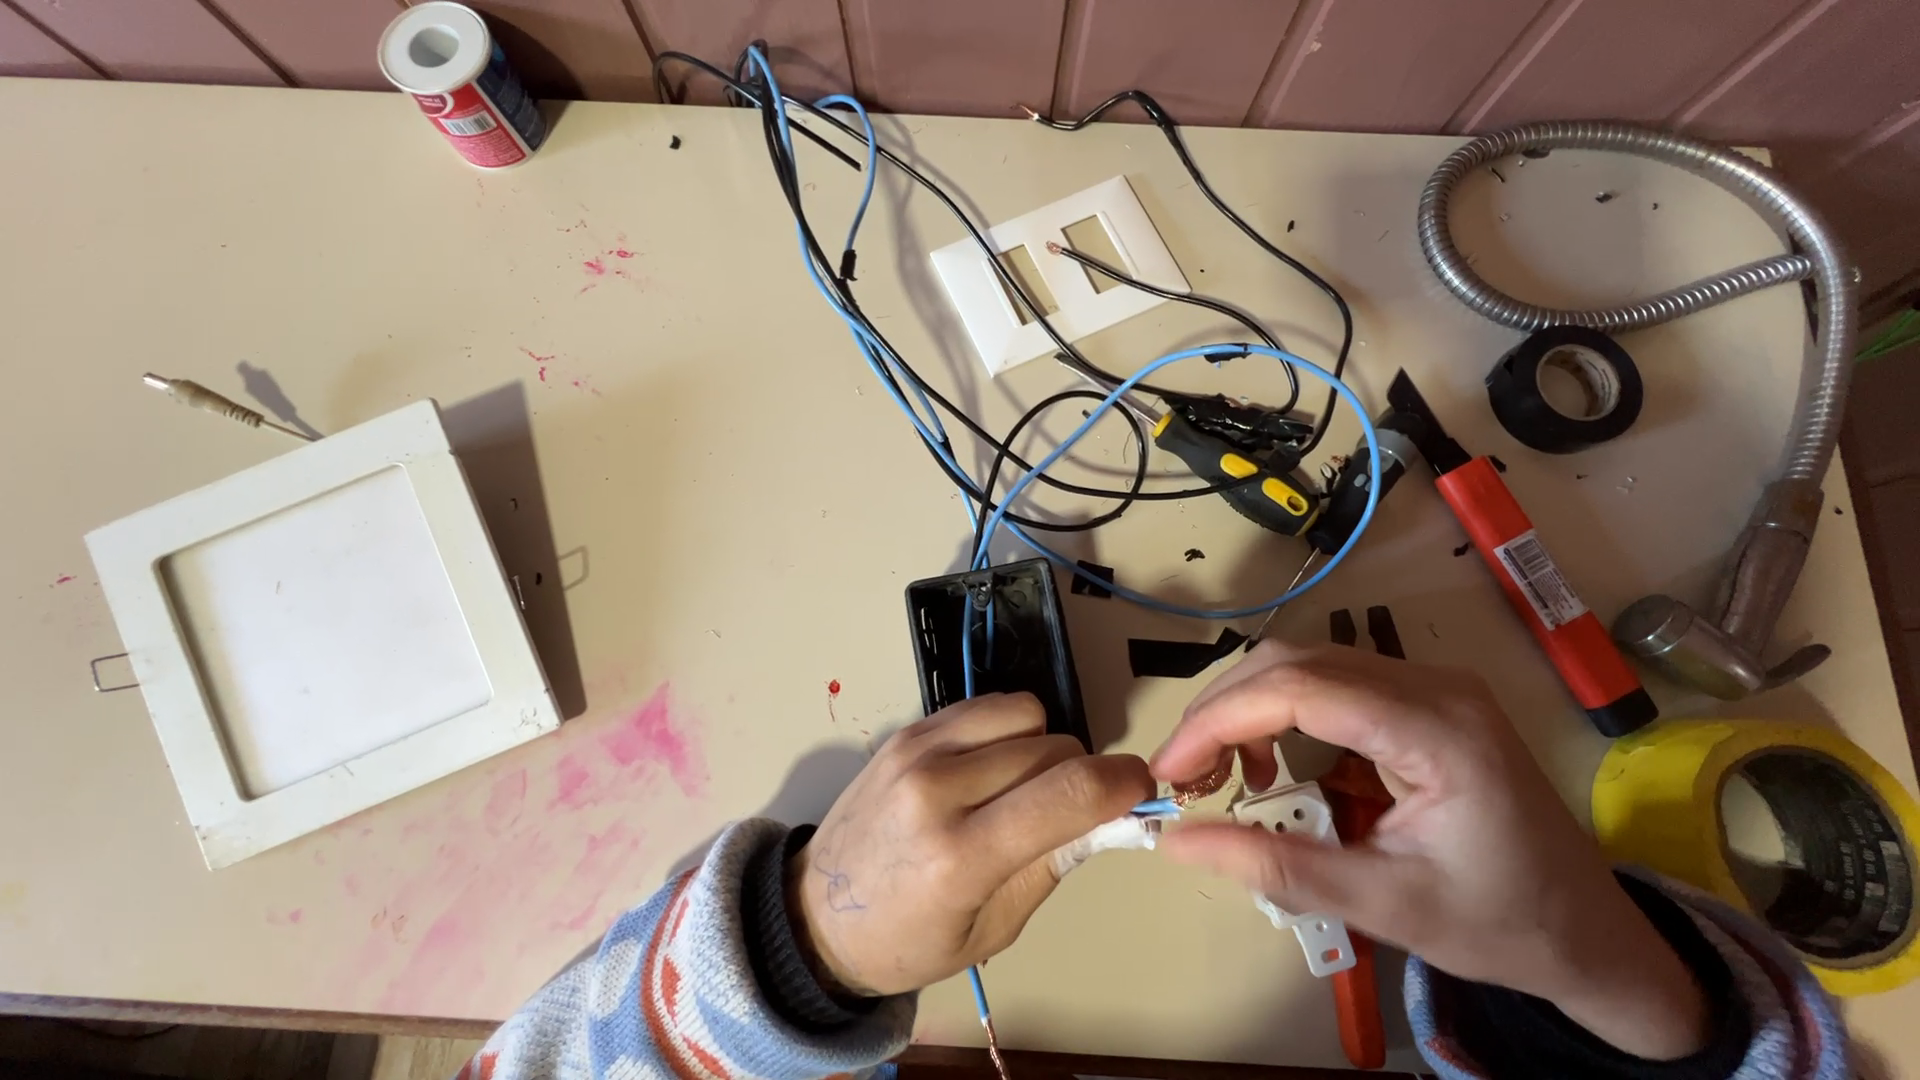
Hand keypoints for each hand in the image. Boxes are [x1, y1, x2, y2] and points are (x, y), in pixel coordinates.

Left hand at [789, 692, 1152, 996]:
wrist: (820, 913)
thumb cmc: (910, 938)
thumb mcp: (995, 929)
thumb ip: (1056, 863)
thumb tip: (1112, 813)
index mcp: (962, 856)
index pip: (1068, 793)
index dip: (1122, 783)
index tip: (1139, 789)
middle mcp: (938, 789)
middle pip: (1054, 748)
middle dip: (1082, 774)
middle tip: (1068, 808)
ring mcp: (918, 750)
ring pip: (1026, 712)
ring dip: (1044, 744)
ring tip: (1023, 783)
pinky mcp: (908, 729)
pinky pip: (987, 704)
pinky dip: (1008, 727)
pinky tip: (991, 764)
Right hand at [1152, 642, 1709, 1059]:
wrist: (1593, 931)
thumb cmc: (1501, 924)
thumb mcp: (1384, 906)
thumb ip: (1277, 866)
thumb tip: (1176, 840)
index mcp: (1439, 731)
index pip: (1301, 689)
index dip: (1221, 719)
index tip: (1172, 770)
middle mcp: (1432, 685)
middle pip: (1293, 661)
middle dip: (1222, 709)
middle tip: (1184, 771)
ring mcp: (1428, 684)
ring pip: (1302, 661)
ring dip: (1244, 706)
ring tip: (1217, 767)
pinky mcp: (1418, 697)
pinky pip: (1324, 680)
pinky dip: (1275, 711)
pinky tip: (1267, 758)